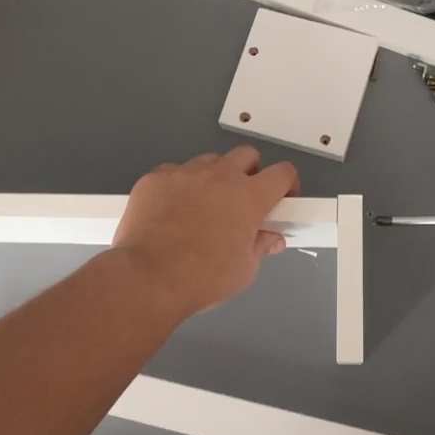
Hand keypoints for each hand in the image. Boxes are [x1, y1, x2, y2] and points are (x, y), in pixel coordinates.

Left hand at [110, 147, 300, 320]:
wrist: (147, 278)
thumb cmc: (203, 278)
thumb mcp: (244, 270)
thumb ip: (260, 247)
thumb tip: (271, 239)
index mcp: (249, 196)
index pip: (282, 173)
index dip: (287, 184)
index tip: (281, 200)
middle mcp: (219, 176)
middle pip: (246, 155)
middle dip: (250, 173)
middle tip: (242, 201)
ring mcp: (184, 173)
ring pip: (209, 162)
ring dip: (214, 178)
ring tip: (203, 207)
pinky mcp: (154, 178)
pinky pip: (174, 173)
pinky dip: (179, 187)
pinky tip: (170, 212)